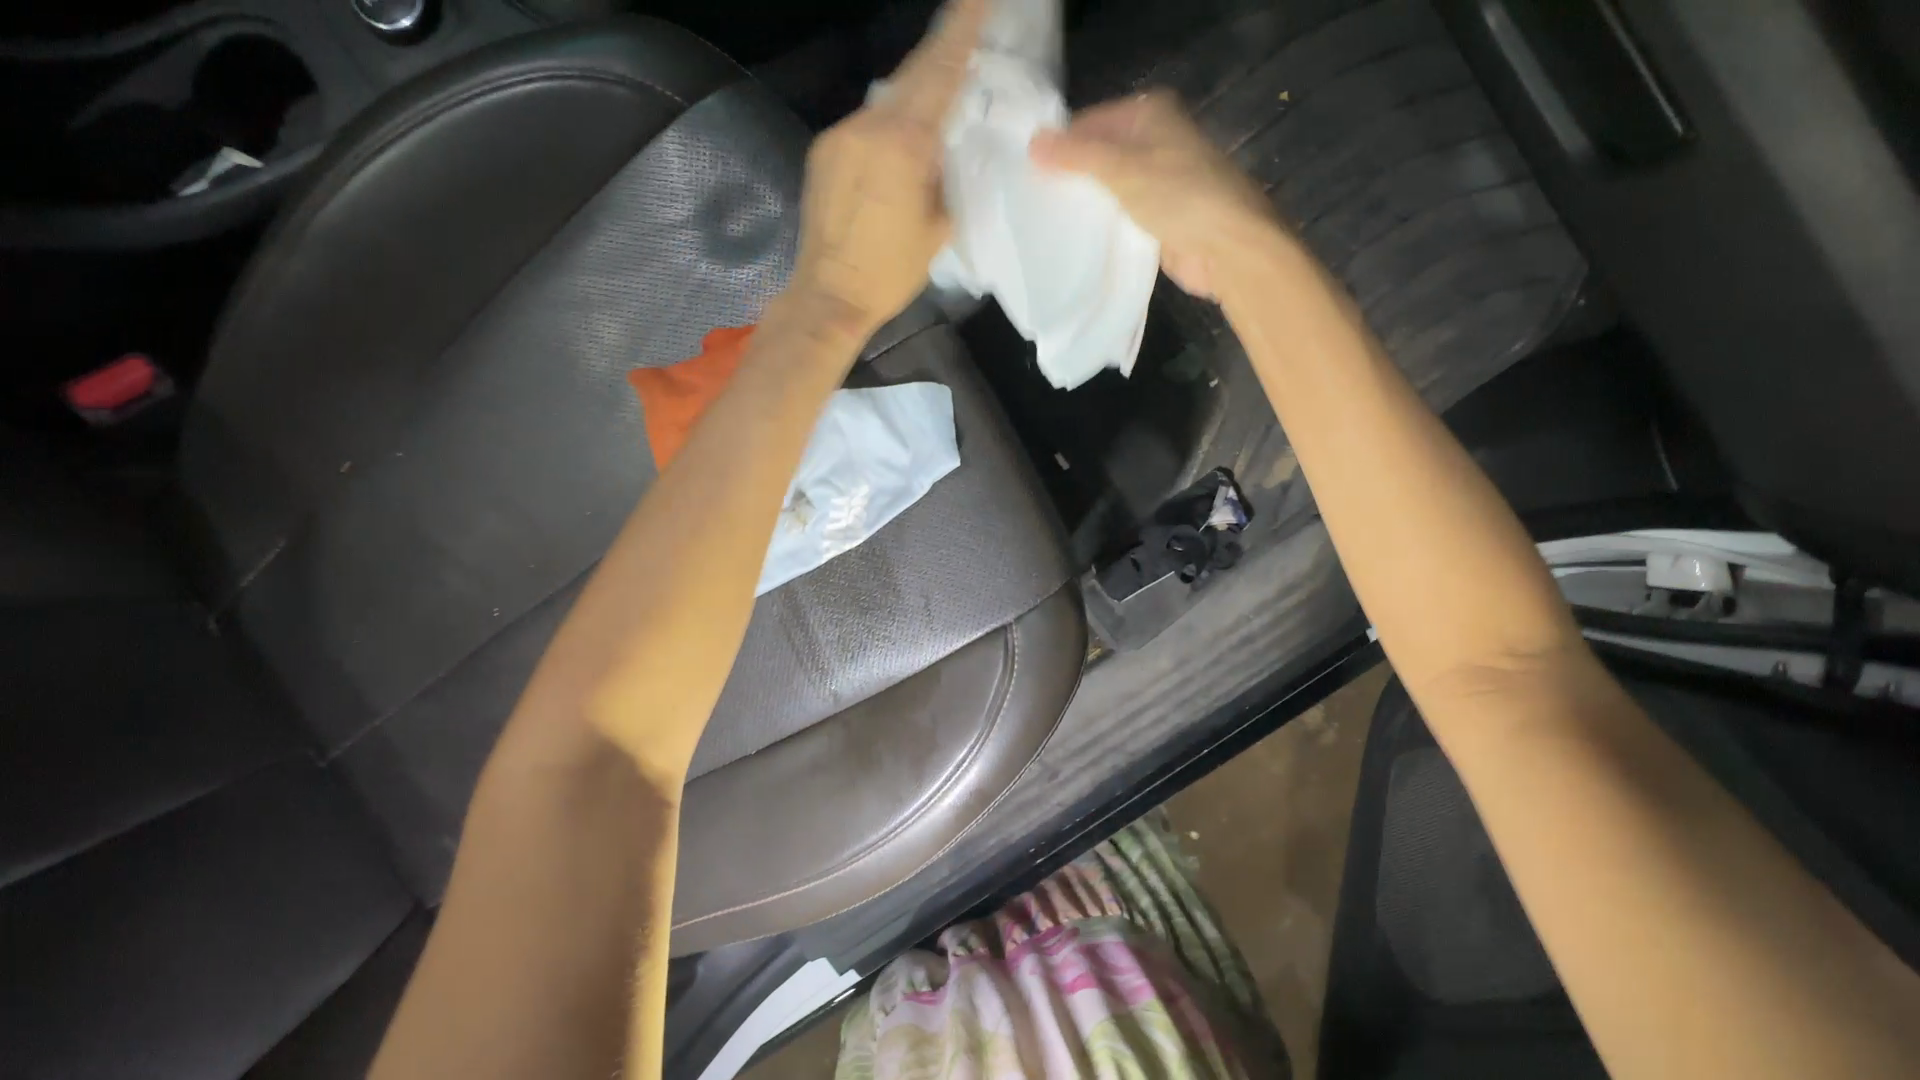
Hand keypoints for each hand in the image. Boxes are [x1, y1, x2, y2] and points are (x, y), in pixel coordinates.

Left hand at [788, 0, 988, 335]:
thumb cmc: (892, 271)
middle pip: (914, 73)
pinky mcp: (826, 149)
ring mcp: (842, 134)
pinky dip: (891, 121)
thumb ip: (950, 174)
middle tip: (969, 23)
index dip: (964, 30)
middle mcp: (870, 126)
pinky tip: (902, 142)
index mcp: (906, 143)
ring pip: (889, 96)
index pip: (941, 72)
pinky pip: (867, 121)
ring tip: (942, 91)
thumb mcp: (940, 224)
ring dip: (918, 90)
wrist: (829, 294)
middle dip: (944, 50)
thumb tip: (952, 146)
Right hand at [1031, 91, 1281, 300]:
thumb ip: (1075, 156)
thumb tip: (1032, 142)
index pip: (1090, 122)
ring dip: (1085, 204)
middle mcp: (1156, 140)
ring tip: (1045, 219)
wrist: (1230, 248)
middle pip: (1099, 155)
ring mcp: (1160, 180)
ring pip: (1109, 188)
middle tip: (1033, 197)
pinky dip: (1102, 225)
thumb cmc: (1180, 196)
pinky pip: (1121, 216)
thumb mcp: (1121, 169)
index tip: (1029, 171)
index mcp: (1151, 113)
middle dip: (1071, 176)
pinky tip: (1075, 239)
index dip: (1061, 145)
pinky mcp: (1160, 217)